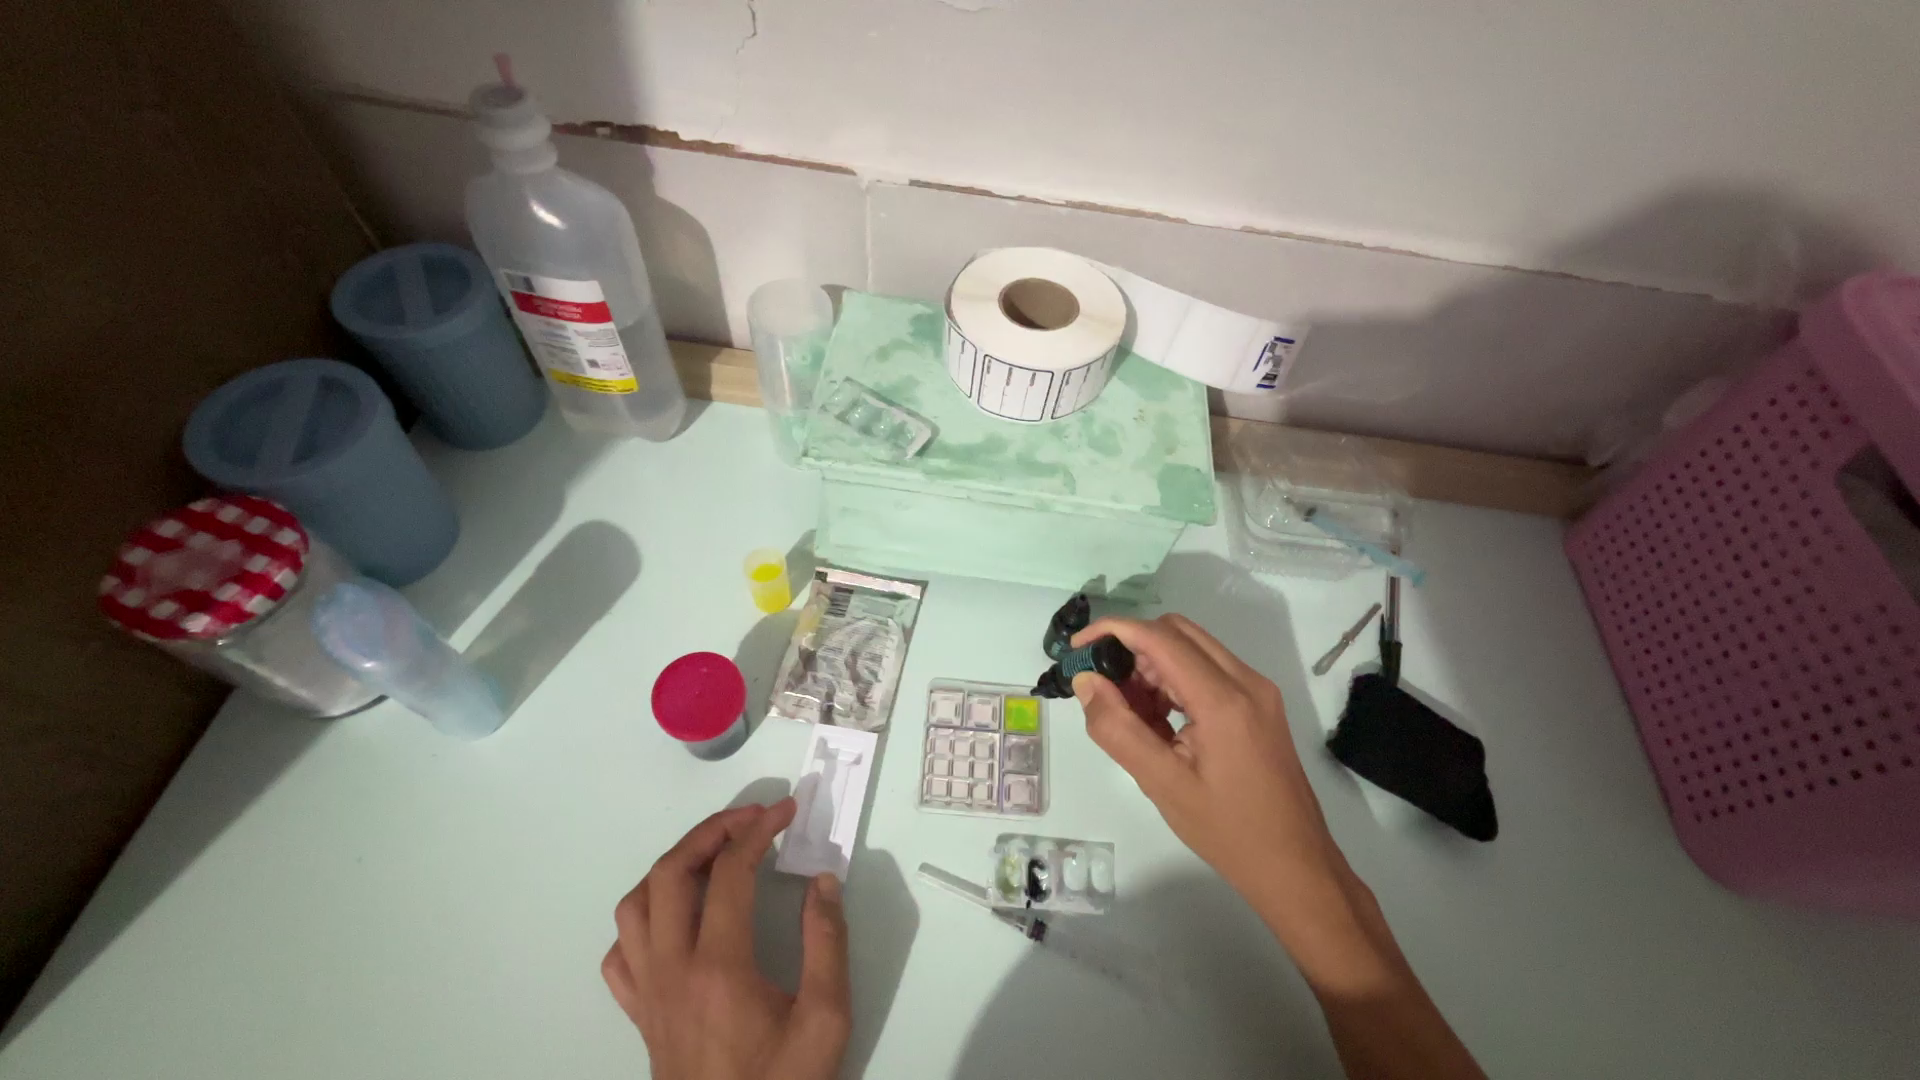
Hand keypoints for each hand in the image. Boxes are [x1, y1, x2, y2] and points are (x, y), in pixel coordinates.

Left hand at [601, 799, 850, 1079]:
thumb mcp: (826, 1020)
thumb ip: (828, 943)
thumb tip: (821, 882)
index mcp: (719, 968)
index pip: (730, 873)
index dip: (758, 830)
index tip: (785, 811)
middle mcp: (671, 970)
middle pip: (670, 873)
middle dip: (711, 830)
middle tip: (750, 818)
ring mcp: (647, 992)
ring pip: (635, 905)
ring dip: (672, 865)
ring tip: (712, 855)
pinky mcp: (638, 1013)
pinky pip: (621, 953)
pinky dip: (642, 918)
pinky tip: (675, 917)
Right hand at [1074, 615, 1488, 1079]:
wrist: (1307, 880)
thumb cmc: (1235, 838)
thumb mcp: (1164, 786)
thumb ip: (1120, 729)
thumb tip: (1089, 683)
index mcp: (1225, 697)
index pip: (1158, 635)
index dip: (1111, 631)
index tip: (1076, 647)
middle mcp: (1247, 682)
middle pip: (1178, 634)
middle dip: (1134, 652)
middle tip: (1106, 695)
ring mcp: (1260, 696)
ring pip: (1194, 654)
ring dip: (1155, 673)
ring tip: (1132, 721)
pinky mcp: (1263, 713)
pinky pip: (1209, 678)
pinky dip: (1177, 689)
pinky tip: (1164, 731)